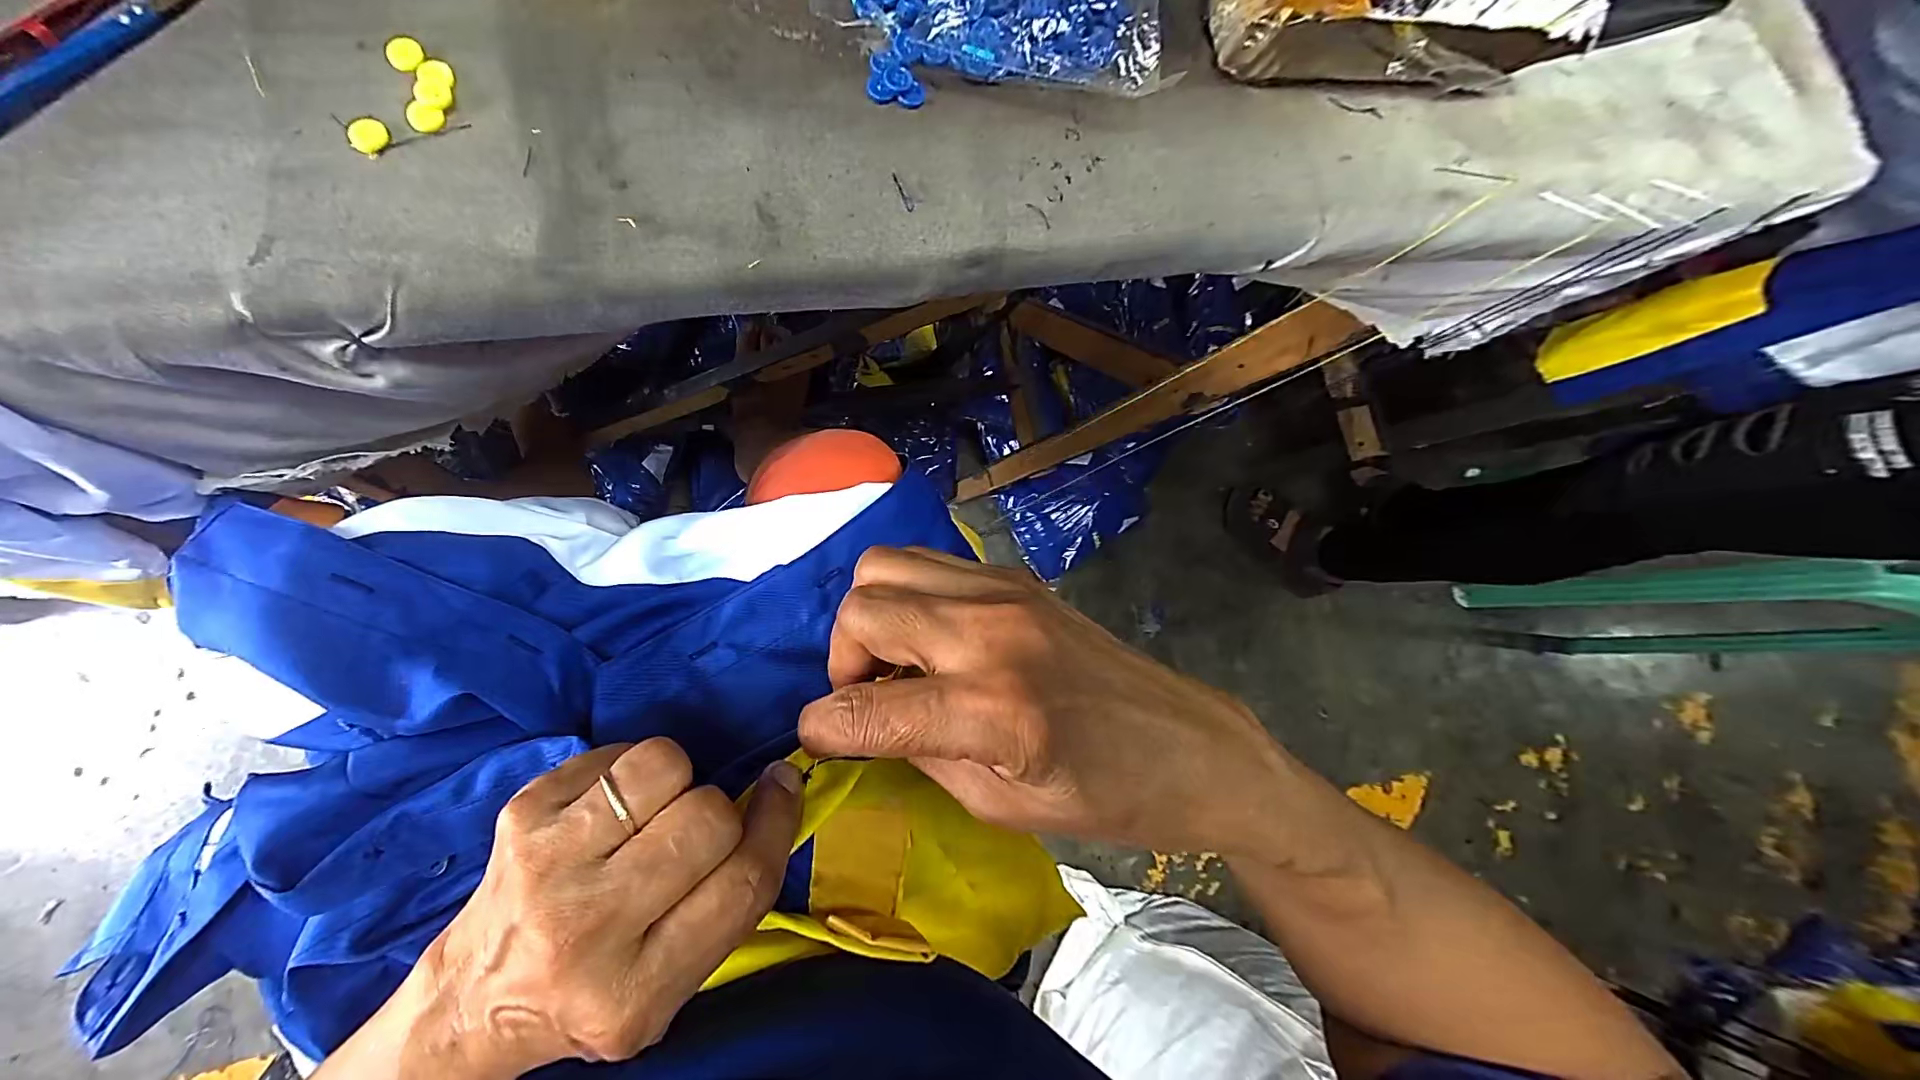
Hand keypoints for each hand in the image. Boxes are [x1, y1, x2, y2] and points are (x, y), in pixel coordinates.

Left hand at [326, 739, 802, 1078]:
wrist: (476, 999)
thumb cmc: (595, 988)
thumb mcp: (674, 981)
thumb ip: (731, 898)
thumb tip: (778, 785)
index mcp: (636, 993)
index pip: (743, 882)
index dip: (777, 820)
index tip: (783, 786)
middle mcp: (585, 931)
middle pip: (707, 818)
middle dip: (719, 810)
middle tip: (693, 831)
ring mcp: (545, 867)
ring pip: (663, 767)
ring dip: (678, 778)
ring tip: (655, 809)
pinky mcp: (520, 815)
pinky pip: (618, 752)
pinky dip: (631, 767)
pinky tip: (611, 807)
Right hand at [797, 546, 1299, 856]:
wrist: (1189, 745)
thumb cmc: (1105, 797)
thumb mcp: (1000, 805)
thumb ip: (919, 755)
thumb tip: (864, 721)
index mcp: (993, 710)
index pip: (866, 707)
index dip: (823, 728)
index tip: (819, 738)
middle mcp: (991, 631)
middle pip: (864, 606)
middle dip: (844, 659)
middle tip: (872, 698)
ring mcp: (1005, 591)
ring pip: (886, 566)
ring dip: (873, 617)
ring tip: (901, 663)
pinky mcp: (1017, 576)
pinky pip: (929, 563)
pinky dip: (910, 596)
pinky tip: (935, 639)